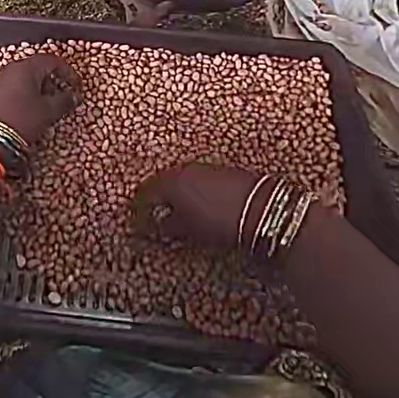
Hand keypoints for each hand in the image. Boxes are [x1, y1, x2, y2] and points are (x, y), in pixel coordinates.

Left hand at [0, 53, 78, 149]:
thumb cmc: (21, 119)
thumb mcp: (48, 111)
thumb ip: (65, 100)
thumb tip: (75, 96)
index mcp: (26, 67)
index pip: (52, 61)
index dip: (68, 72)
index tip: (76, 85)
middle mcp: (11, 69)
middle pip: (38, 68)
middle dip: (53, 82)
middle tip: (62, 97)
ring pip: (26, 79)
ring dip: (39, 90)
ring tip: (47, 108)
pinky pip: (15, 88)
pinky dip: (26, 96)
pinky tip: (30, 112)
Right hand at [133, 162, 263, 251]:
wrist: (263, 209)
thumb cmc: (219, 221)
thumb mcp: (189, 229)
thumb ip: (168, 225)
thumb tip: (156, 226)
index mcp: (171, 180)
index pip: (145, 192)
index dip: (138, 209)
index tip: (135, 224)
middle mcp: (185, 169)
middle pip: (162, 182)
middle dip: (155, 199)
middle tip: (151, 217)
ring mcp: (205, 168)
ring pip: (180, 180)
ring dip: (174, 195)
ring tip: (173, 215)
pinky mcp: (222, 172)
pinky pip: (196, 180)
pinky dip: (190, 193)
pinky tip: (196, 208)